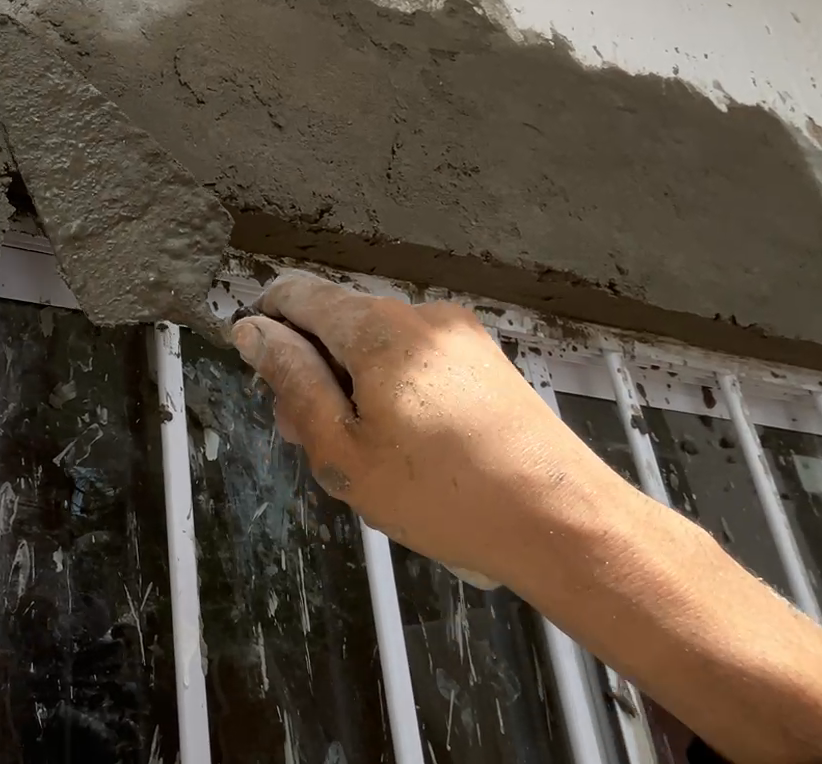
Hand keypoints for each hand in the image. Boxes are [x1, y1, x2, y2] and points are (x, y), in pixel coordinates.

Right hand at [232, 271, 632, 590]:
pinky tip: (403, 443)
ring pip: (371, 343)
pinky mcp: (484, 360)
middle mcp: (419, 314)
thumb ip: (290, 379)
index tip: (264, 379)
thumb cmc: (441, 495)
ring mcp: (459, 335)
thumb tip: (250, 329)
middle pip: (333, 321)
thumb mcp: (341, 447)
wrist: (571, 529)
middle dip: (309, 368)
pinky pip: (410, 358)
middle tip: (309, 438)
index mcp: (378, 328)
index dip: (265, 326)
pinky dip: (387, 388)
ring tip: (360, 450)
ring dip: (347, 383)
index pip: (295, 292)